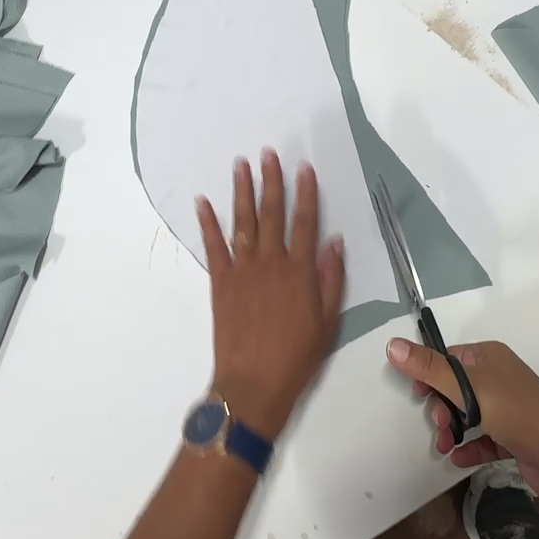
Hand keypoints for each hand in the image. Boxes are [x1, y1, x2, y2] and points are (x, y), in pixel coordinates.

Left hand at [196, 151, 346, 439]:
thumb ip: (331, 279)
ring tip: (241, 164)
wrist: (253, 384)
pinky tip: (203, 201)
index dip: (306, 193)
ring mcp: (242, 269)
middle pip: (272, 213)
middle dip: (271, 181)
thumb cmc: (296, 356)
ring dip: (241, 191)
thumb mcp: (327, 321)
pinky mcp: (220, 281)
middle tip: (268, 153)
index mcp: (299, 271)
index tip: (305, 168)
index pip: (305, 222)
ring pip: (243, 221)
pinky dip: (207, 222)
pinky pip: (213, 246)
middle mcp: (270, 262)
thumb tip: (335, 241)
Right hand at [386, 338, 538, 500]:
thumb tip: (392, 345)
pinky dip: (468, 448)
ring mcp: (507, 409)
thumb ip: (429, 368)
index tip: (418, 396)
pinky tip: (458, 459)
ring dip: (452, 430)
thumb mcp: (469, 388)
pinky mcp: (513, 437)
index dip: (429, 376)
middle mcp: (498, 378)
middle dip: (441, 408)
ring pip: (467, 415)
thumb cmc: (518, 413)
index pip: (448, 359)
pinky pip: (482, 439)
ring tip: (446, 447)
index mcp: (489, 358)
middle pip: (455, 388)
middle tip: (441, 426)